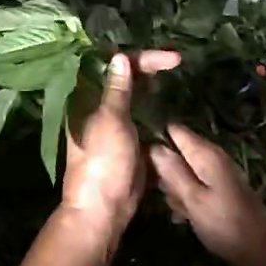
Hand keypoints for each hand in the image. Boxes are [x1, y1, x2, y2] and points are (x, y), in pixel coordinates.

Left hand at [61, 50, 180, 238]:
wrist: (104, 208)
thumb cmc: (103, 162)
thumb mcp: (111, 121)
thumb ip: (117, 90)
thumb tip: (120, 57)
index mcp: (87, 97)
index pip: (114, 65)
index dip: (142, 58)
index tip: (173, 59)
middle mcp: (97, 105)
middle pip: (124, 77)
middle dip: (149, 67)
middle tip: (178, 62)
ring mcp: (113, 123)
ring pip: (133, 96)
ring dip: (152, 85)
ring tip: (176, 75)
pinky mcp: (127, 140)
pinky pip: (141, 116)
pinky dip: (154, 107)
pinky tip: (170, 102)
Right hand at [148, 124, 265, 265]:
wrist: (265, 253)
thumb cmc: (227, 225)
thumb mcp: (193, 199)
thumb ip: (172, 171)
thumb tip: (152, 145)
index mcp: (204, 154)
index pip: (172, 130)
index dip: (154, 137)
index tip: (137, 155)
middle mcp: (210, 157)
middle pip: (175, 150)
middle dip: (161, 166)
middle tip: (155, 187)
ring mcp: (215, 174)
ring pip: (181, 169)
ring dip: (172, 184)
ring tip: (172, 204)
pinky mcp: (217, 190)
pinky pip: (192, 184)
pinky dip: (185, 196)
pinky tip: (183, 213)